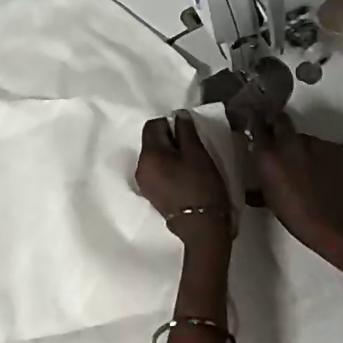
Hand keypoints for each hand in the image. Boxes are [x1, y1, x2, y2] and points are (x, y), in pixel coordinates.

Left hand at [136, 112, 232, 247]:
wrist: (202, 228)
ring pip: (155, 157)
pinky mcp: (152, 195)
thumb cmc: (202, 186)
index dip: (171, 123)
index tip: (189, 131)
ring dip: (169, 154)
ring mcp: (144, 183)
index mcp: (149, 154)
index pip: (153, 125)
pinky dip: (168, 168)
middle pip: (151, 141)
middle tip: (192, 145)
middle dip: (170, 138)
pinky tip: (184, 175)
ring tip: (190, 161)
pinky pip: (157, 171)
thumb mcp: (198, 153)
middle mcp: (140, 167)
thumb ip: (186, 130)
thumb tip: (178, 114)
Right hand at [247, 113, 342, 246]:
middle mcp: (289, 142)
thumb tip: (261, 170)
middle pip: (280, 120)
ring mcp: (314, 142)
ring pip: (302, 137)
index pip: (256, 125)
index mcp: (268, 156)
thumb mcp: (271, 198)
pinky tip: (322, 174)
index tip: (256, 130)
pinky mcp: (333, 147)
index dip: (256, 125)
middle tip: (277, 141)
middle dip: (277, 126)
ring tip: (305, 168)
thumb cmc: (299, 217)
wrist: (339, 222)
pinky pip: (320, 147)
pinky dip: (318, 156)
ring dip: (300, 148)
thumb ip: (263, 177)